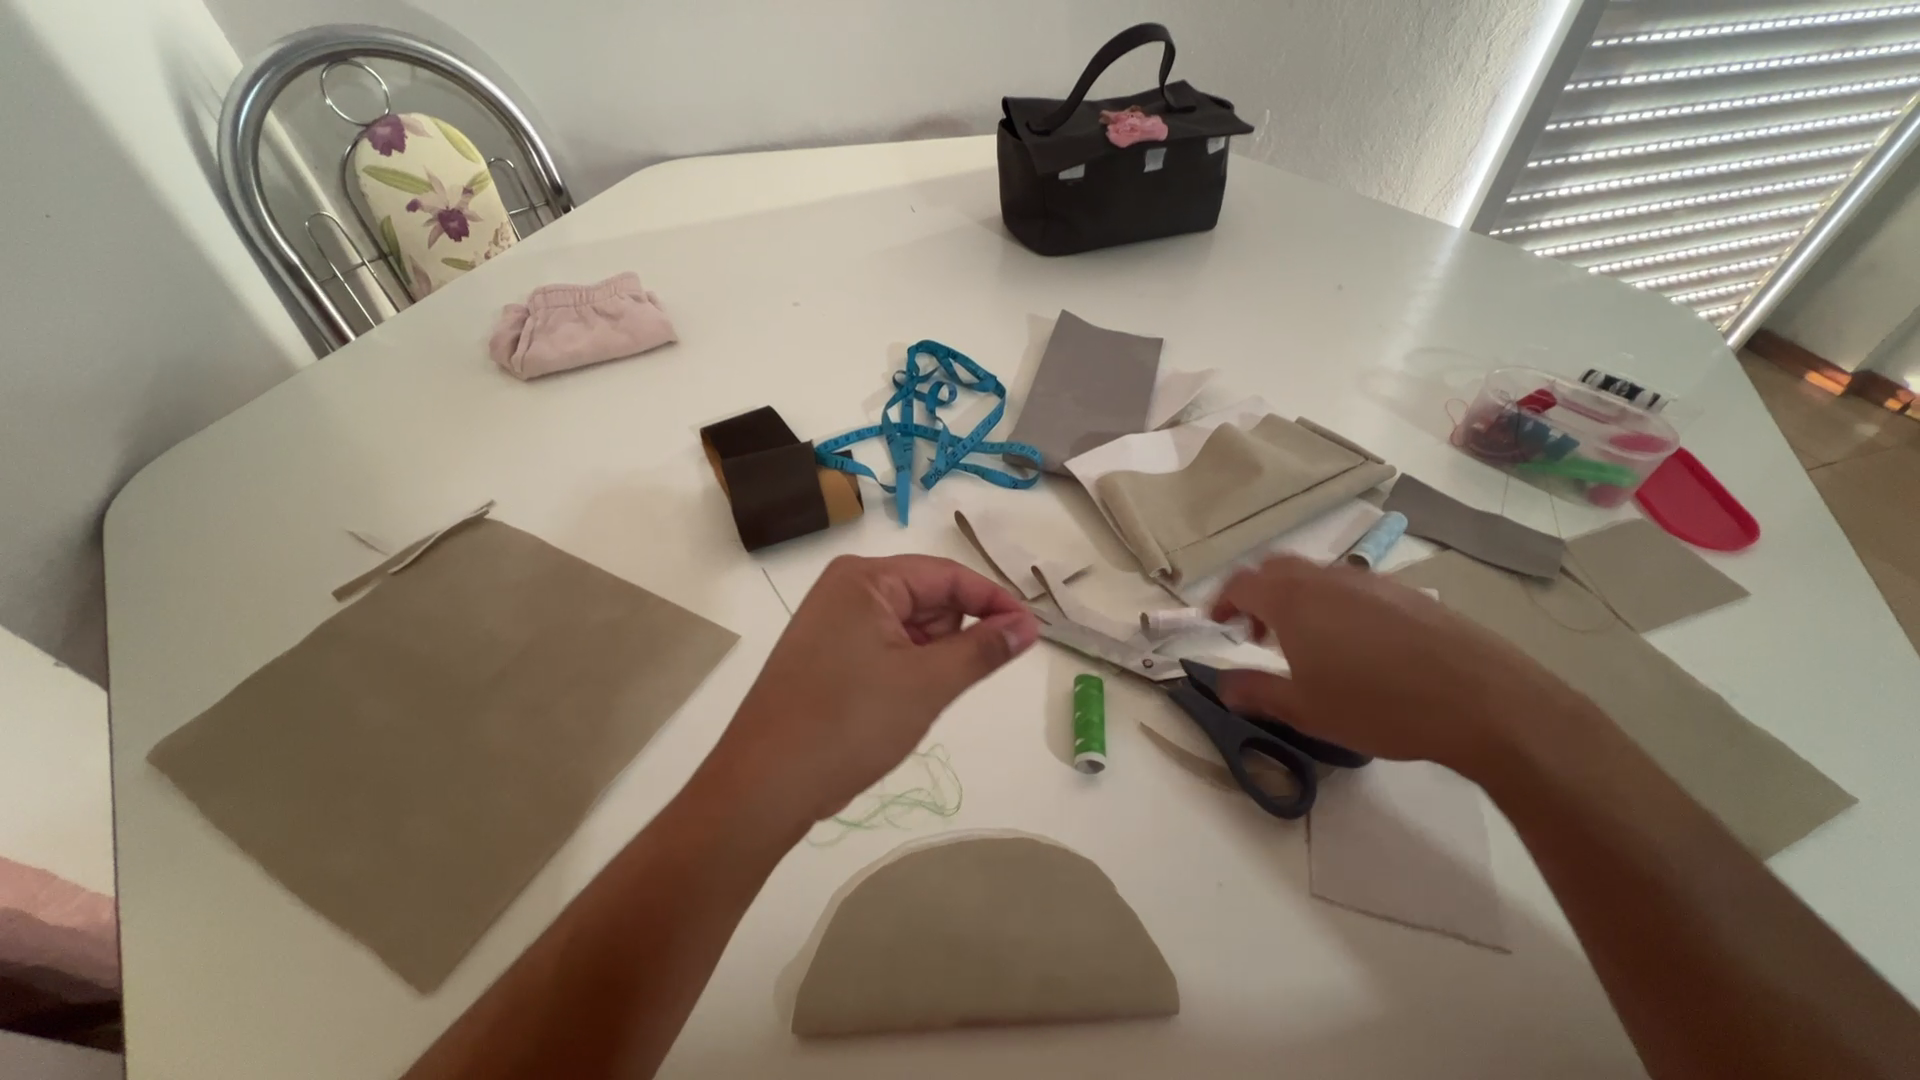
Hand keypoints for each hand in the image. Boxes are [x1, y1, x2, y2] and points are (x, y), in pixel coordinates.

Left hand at [710, 555, 1038, 829]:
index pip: (948, 575)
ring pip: (909, 628)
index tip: (1032, 633)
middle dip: (959, 633)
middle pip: (928, 598)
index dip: (994, 601)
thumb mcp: (927, 684)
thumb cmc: (849, 723)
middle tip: (972, 676)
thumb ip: (983, 649)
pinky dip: (908, 671)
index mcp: (865, 578)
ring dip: (933, 658)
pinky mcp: (826, 658)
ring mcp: (832, 625)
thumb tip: (1028, 626)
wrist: (764, 785)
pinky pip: (886, 650)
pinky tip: (904, 705)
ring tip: (926, 699)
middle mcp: (846, 590)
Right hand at [1208, 555, 1594, 774]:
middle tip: (1256, 631)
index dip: (1223, 601)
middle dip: (1257, 593)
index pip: (1242, 583)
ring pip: (1317, 576)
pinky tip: (1355, 645)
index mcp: (1293, 600)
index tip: (1219, 624)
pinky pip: (1353, 587)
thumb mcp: (1305, 710)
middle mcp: (1328, 579)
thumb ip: (1256, 692)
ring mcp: (1371, 581)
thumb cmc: (1378, 706)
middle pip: (1277, 568)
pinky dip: (1333, 604)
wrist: (1481, 700)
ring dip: (1296, 598)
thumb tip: (1223, 684)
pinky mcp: (1407, 594)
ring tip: (1305, 642)